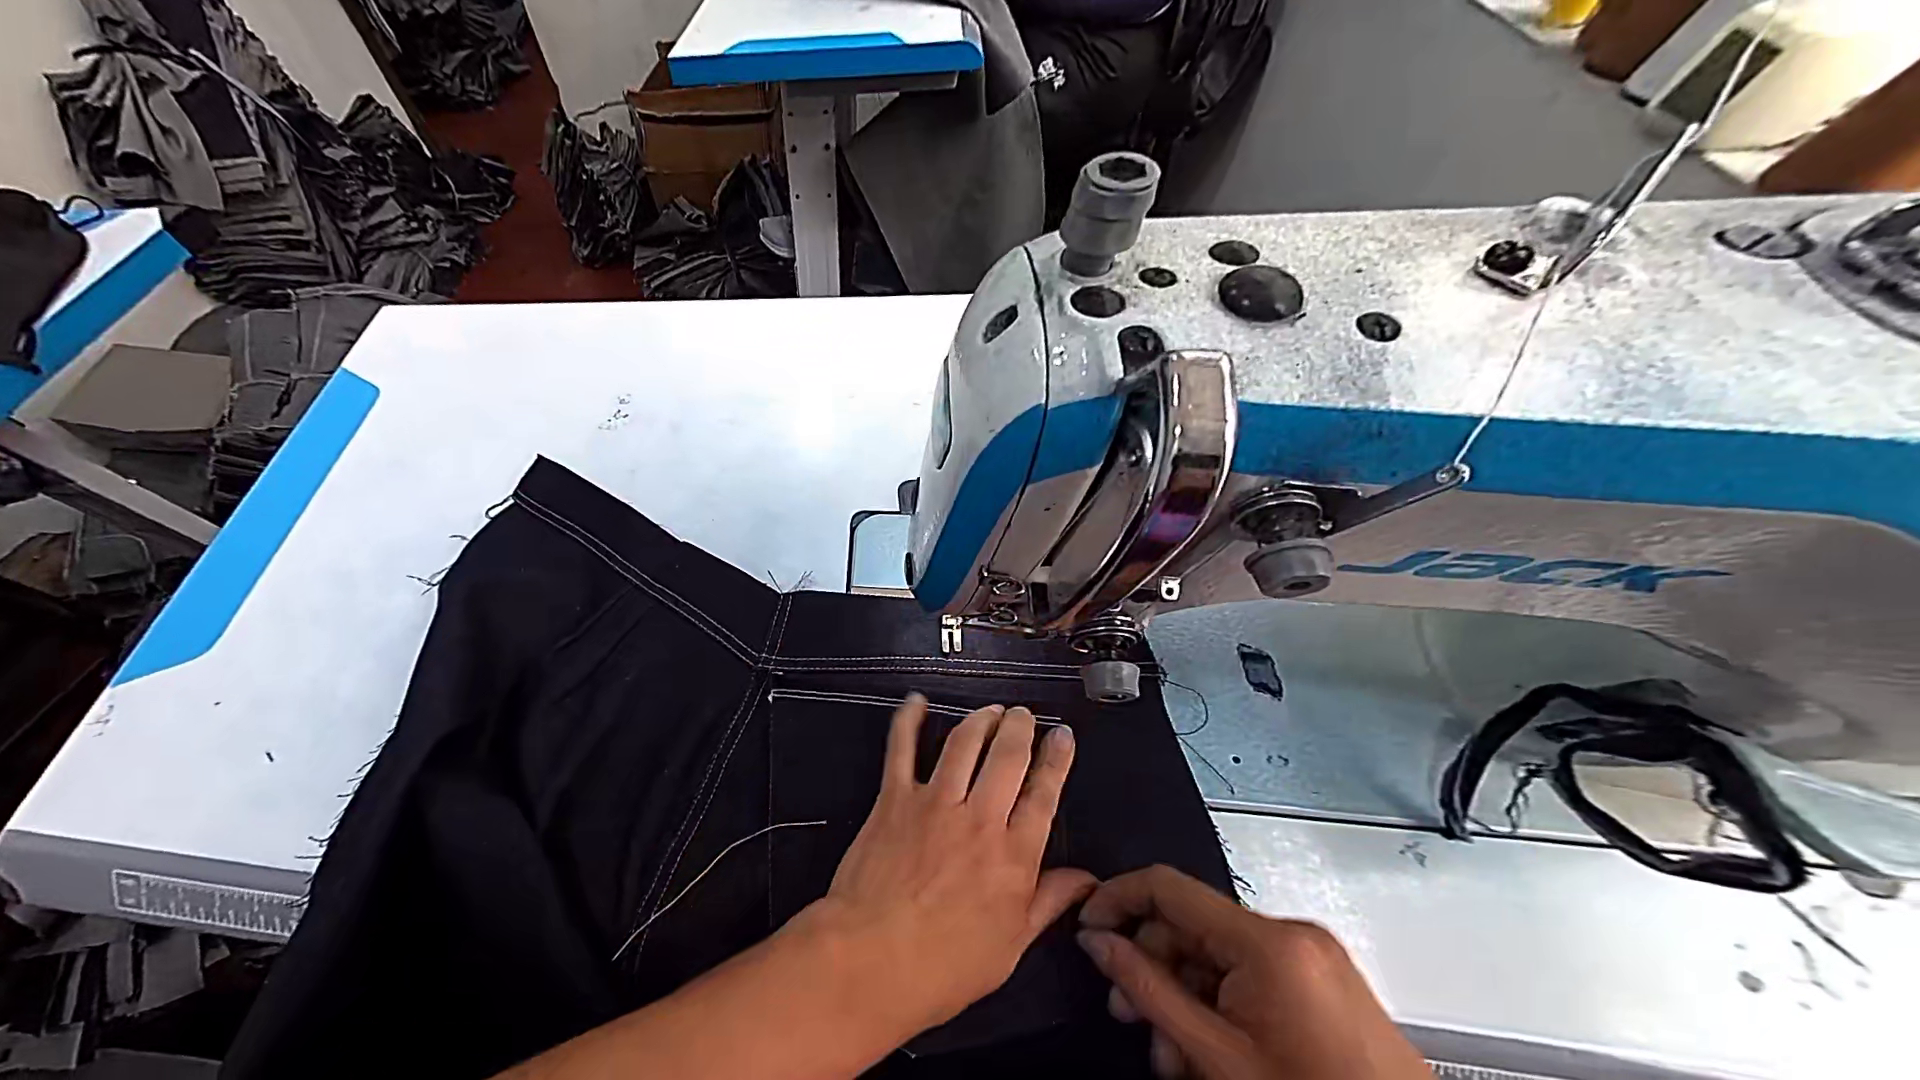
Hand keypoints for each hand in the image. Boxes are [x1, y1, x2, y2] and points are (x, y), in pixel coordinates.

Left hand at [785, 696, 1095, 1040]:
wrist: (869, 962)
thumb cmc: (943, 965)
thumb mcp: (1010, 945)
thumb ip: (1049, 902)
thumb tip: (1086, 881)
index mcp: (1013, 855)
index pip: (1044, 792)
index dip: (1057, 758)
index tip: (1062, 735)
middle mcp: (979, 818)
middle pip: (1009, 755)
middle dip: (1021, 726)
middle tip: (1024, 715)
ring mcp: (935, 803)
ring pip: (965, 743)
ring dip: (982, 719)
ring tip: (991, 711)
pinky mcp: (894, 798)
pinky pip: (902, 748)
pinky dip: (908, 720)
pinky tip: (917, 701)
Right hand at [1077, 866, 1430, 1079]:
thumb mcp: (1218, 1057)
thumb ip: (1149, 991)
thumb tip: (1102, 945)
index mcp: (1269, 943)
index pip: (1168, 886)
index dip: (1117, 898)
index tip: (1090, 923)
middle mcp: (1294, 935)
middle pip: (1190, 923)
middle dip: (1151, 965)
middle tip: (1129, 1009)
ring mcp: (1311, 955)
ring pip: (1216, 951)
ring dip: (1182, 992)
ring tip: (1174, 1048)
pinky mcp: (1320, 977)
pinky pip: (1248, 970)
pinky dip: (1218, 1000)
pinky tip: (1209, 1046)